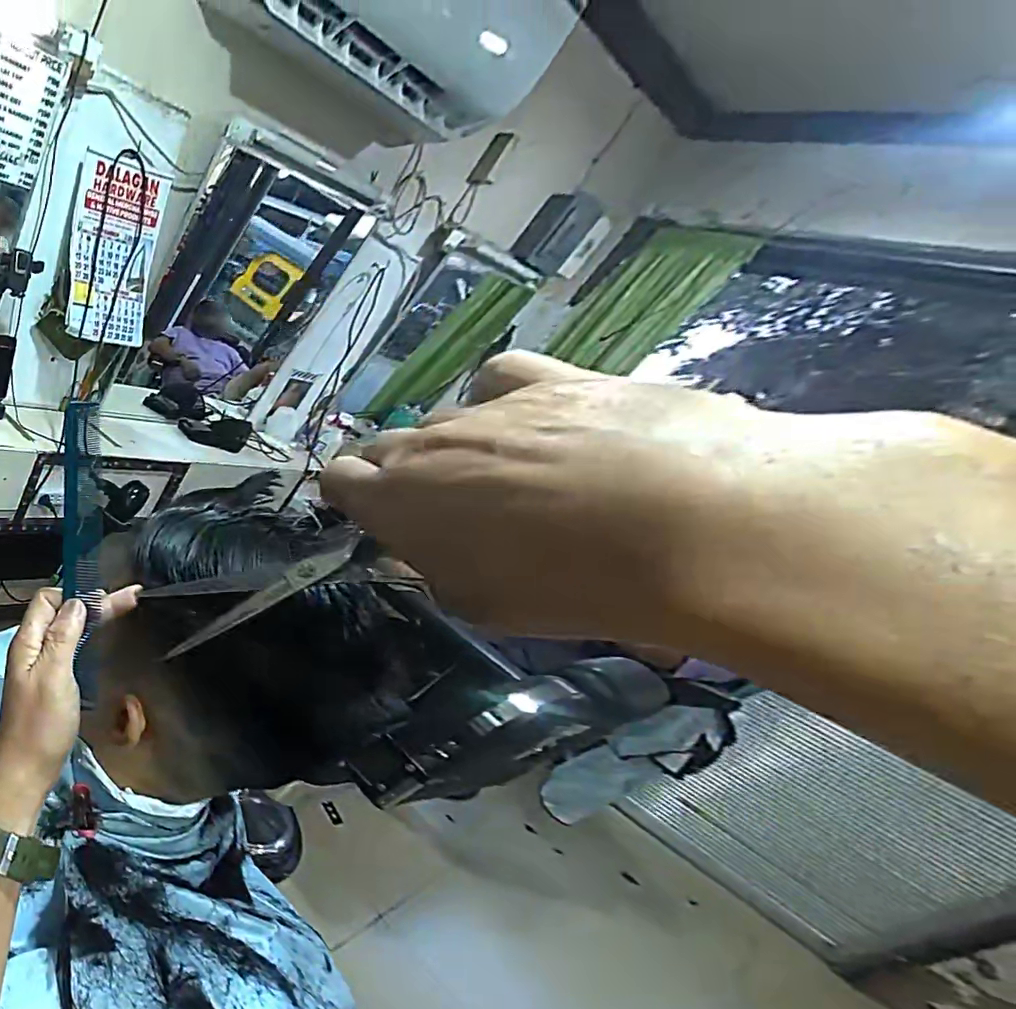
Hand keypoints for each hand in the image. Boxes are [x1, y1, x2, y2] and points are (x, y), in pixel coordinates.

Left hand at [0, 586, 138, 831]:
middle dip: (92, 602)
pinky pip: (69, 650)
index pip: (46, 600)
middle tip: (132, 598)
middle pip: (61, 613)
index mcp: (27, 642)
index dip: (74, 592)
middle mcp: (32, 649)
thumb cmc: (40, 725)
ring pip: (67, 631)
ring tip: (125, 612)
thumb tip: (76, 601)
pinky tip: (104, 640)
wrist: (26, 772)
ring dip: (92, 619)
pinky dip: (88, 639)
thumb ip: (62, 637)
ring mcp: (41, 667)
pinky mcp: (51, 683)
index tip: (107, 595)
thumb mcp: (53, 676)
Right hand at [320, 351, 780, 642]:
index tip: (379, 518)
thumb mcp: (476, 603)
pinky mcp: (552, 379)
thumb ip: (428, 568)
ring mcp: (487, 407)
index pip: (336, 479)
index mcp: (393, 499)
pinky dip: (502, 398)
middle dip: (401, 474)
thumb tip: (415, 546)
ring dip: (457, 445)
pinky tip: (534, 421)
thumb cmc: (568, 585)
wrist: (698, 527)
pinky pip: (501, 378)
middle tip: (449, 510)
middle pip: (385, 445)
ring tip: (510, 475)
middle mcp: (426, 443)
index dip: (351, 497)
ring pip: (443, 419)